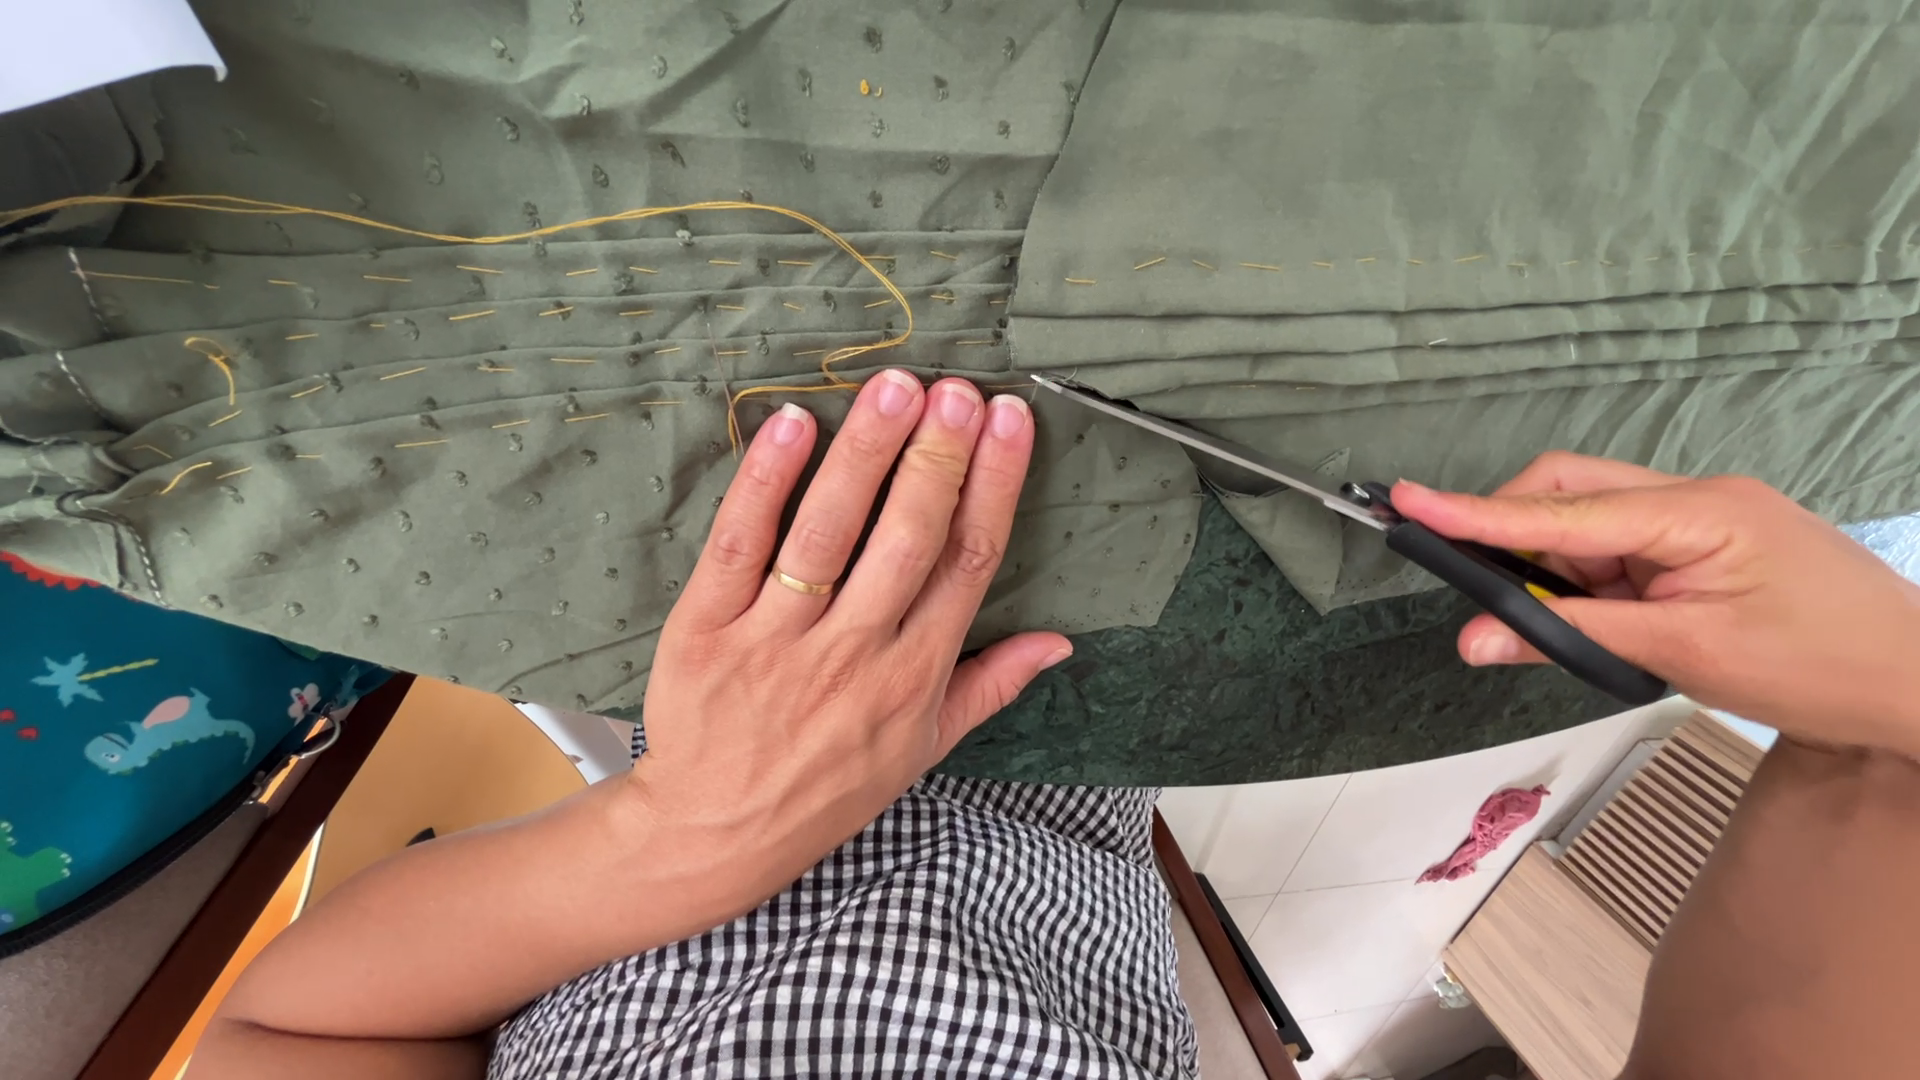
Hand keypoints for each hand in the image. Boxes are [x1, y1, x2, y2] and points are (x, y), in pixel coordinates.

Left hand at [629, 370, 1070, 923]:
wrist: (717, 835)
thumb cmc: (830, 788)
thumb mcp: (926, 749)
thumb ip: (992, 686)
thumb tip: (1060, 642)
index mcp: (915, 674)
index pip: (968, 562)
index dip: (994, 485)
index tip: (1009, 423)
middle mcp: (855, 650)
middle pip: (908, 536)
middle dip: (938, 456)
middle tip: (957, 389)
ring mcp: (780, 637)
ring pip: (831, 530)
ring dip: (866, 453)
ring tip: (896, 387)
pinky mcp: (710, 627)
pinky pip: (741, 544)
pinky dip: (767, 482)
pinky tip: (793, 424)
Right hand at [1390, 452, 1919, 755]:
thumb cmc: (1821, 669)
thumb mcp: (1679, 652)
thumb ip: (1562, 634)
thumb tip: (1470, 638)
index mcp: (1697, 512)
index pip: (1557, 511)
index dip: (1475, 510)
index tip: (1407, 501)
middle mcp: (1689, 497)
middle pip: (1562, 486)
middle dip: (1509, 526)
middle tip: (1487, 581)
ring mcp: (1690, 516)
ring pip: (1575, 517)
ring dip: (1548, 563)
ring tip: (1570, 616)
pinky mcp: (1686, 541)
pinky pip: (1601, 545)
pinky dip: (1577, 578)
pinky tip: (1596, 611)